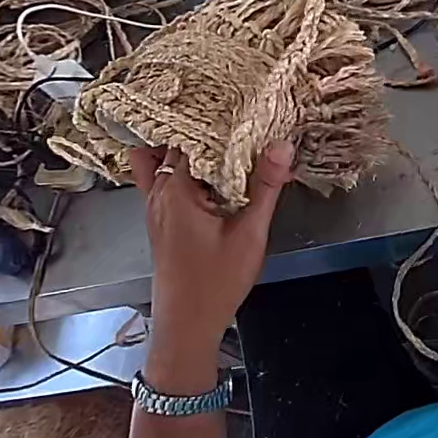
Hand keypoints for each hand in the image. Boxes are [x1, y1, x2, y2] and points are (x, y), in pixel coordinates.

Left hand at [129, 142, 294, 368]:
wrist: (186, 326)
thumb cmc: (216, 282)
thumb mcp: (249, 233)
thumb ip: (265, 186)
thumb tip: (282, 145)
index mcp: (177, 190)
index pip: (192, 135)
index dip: (218, 120)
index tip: (245, 111)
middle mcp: (159, 193)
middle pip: (178, 144)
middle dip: (210, 131)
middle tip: (243, 123)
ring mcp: (155, 206)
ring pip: (166, 160)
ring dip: (193, 149)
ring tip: (226, 142)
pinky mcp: (160, 219)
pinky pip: (163, 179)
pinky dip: (181, 169)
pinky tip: (209, 173)